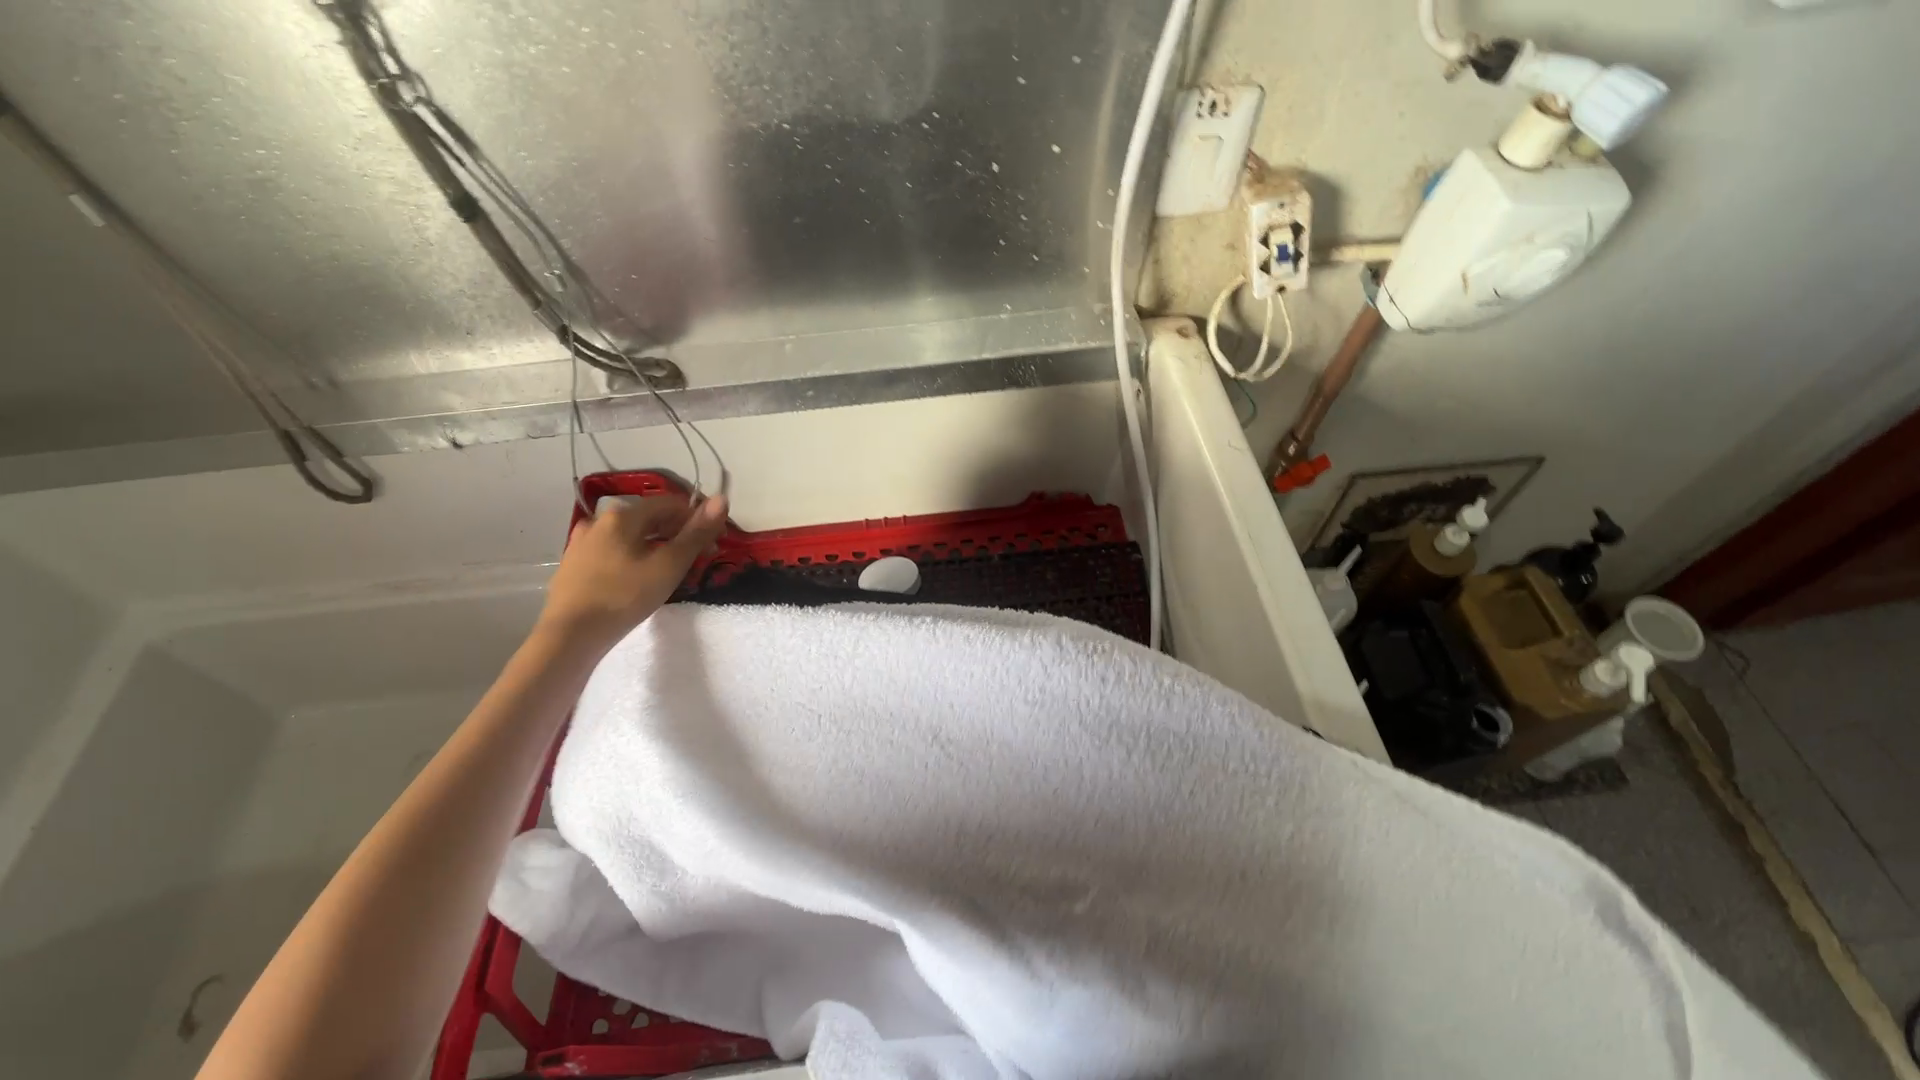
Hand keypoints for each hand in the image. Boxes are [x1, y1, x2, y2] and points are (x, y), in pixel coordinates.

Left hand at [537, 494, 728, 649]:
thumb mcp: (668, 566)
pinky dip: (632, 556)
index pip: (670, 503)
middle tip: (697, 559)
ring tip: (669, 570)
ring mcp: (582, 542)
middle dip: (677, 533)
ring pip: (629, 535)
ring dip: (655, 545)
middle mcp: (599, 520)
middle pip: (648, 517)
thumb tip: (721, 499)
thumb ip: (696, 533)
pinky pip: (612, 551)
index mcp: (623, 515)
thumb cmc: (624, 597)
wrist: (570, 635)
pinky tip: (636, 577)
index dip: (697, 518)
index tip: (713, 543)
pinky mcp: (573, 564)